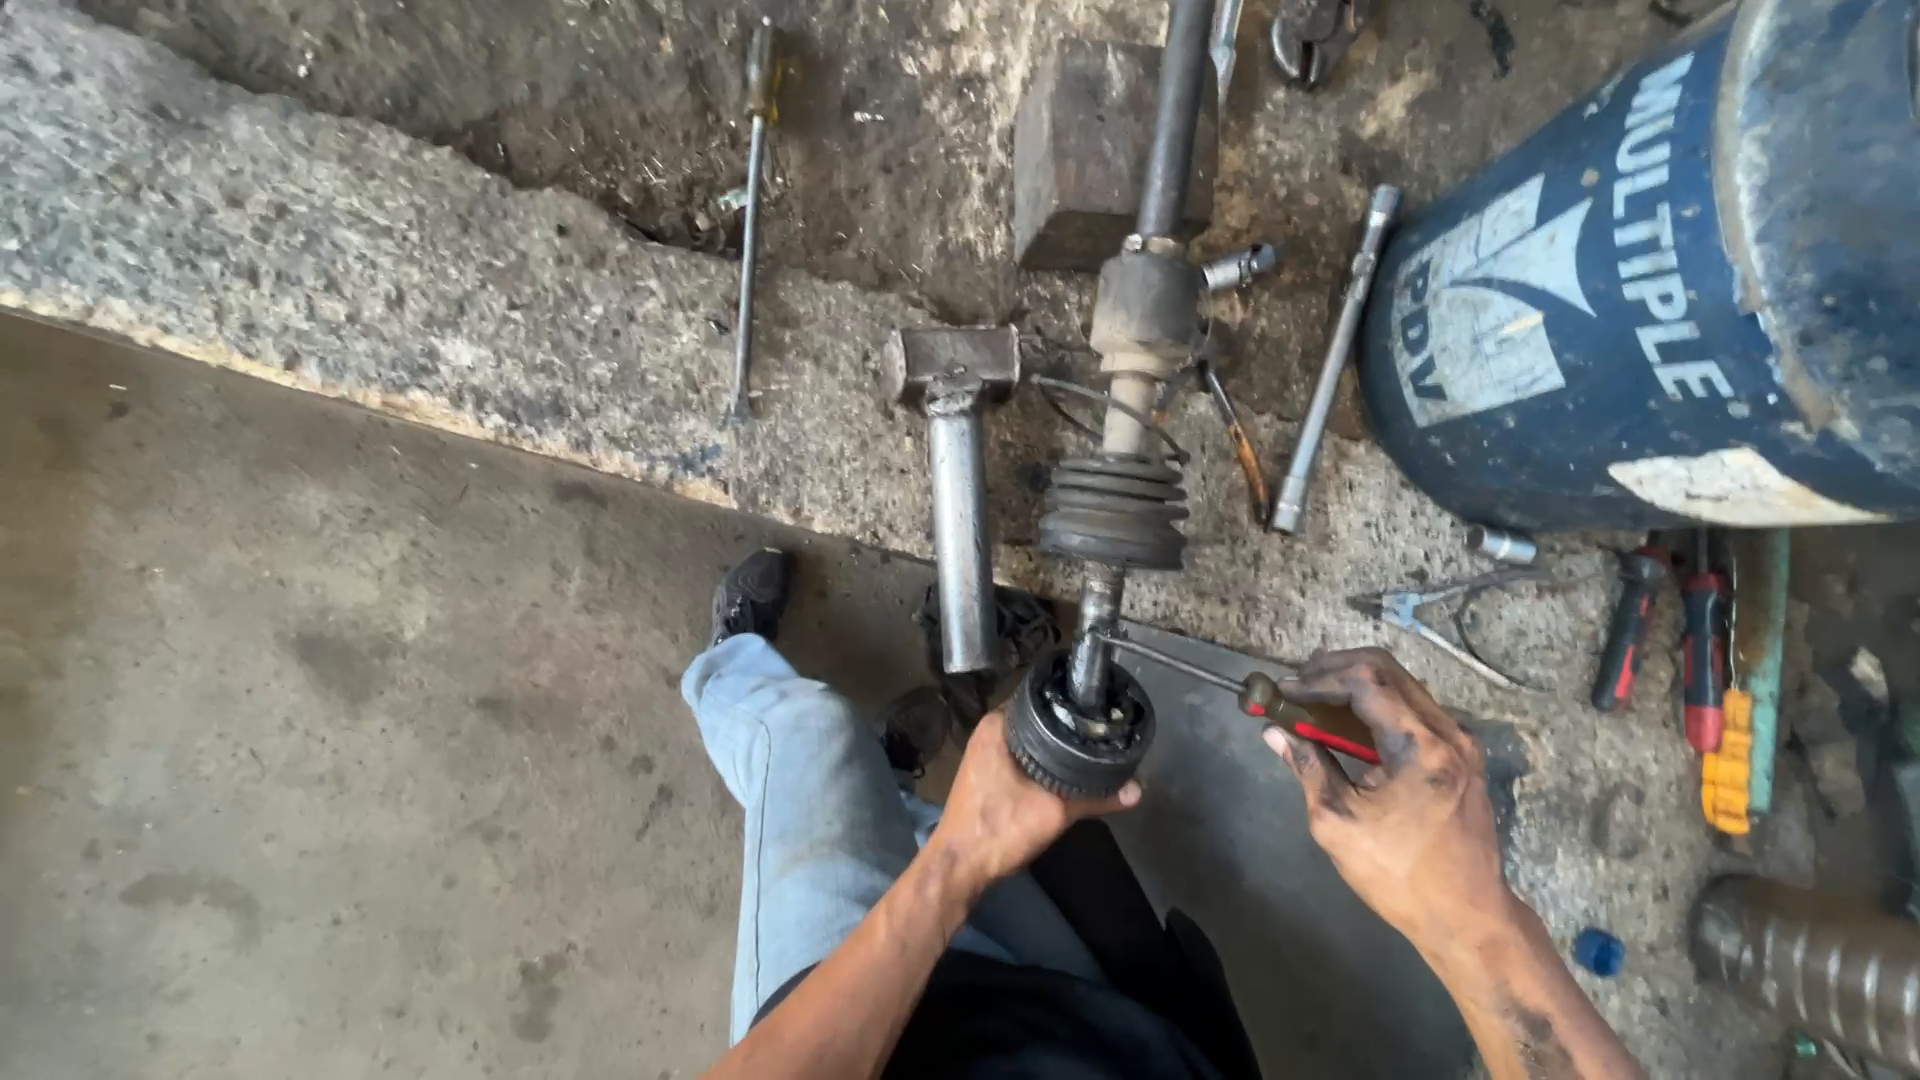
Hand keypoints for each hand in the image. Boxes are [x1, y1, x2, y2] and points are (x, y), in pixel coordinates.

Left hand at [926, 710, 1141, 899]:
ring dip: (1055, 747)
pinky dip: (1043, 761)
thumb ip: (1096, 798)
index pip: (1041, 697)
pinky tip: (1067, 771)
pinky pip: (1022, 756)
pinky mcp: (987, 772)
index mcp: (998, 725)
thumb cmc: (999, 829)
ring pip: (1031, 739)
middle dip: (1067, 727)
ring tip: (1091, 748)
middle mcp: (989, 731)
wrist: (959, 867)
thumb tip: (1138, 790)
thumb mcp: (1054, 811)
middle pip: (1038, 718)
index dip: (1070, 701)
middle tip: (1102, 731)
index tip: (1099, 707)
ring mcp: (985, 752)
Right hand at [1266, 649, 1515, 965]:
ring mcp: (1460, 741)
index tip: (1285, 693)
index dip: (1319, 679)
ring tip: (1314, 697)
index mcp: (1421, 748)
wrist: (1468, 918)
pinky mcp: (1460, 753)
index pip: (1366, 681)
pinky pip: (1413, 705)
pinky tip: (1346, 719)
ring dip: (1354, 682)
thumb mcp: (1338, 822)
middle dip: (1335, 668)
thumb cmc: (1399, 874)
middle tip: (1297, 685)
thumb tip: (1274, 733)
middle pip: (1386, 669)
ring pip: (1401, 682)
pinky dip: (1375, 701)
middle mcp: (1448, 733)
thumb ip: (1308, 767)